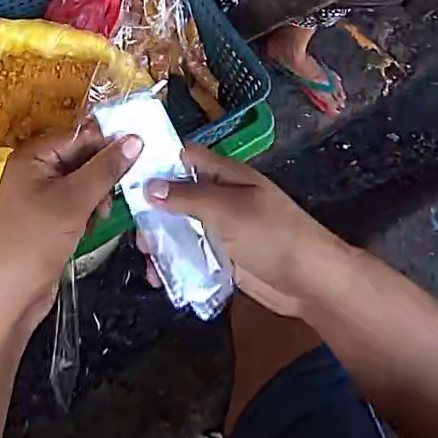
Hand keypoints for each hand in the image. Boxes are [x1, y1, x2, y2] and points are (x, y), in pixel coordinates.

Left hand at [0, 127, 140, 317]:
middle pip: (83, 156)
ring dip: (98, 194)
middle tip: (117, 194)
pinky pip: (77, 200)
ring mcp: (40, 193)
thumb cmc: (35, 242)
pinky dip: (89, 209)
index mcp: (34, 155)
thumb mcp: (75, 200)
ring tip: (102, 214)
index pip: (82, 135)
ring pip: (84, 179)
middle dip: (103, 174)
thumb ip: (106, 168)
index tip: (138, 158)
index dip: (109, 145)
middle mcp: (35, 168)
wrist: (5, 300)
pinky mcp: (48, 216)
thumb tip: (136, 138)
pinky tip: (92, 226)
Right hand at [144, 145, 346, 317]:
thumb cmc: (271, 233)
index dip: (160, 161)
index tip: (127, 173)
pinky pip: (192, 254)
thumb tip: (149, 186)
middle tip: (133, 230)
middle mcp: (222, 197)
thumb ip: (188, 198)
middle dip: (154, 210)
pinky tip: (158, 277)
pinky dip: (174, 263)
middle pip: (179, 195)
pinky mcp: (224, 257)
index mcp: (226, 175)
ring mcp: (223, 228)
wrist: (309, 280)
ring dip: (161, 240)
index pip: (187, 158)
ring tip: (144, 259)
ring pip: (182, 227)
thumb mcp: (227, 210)